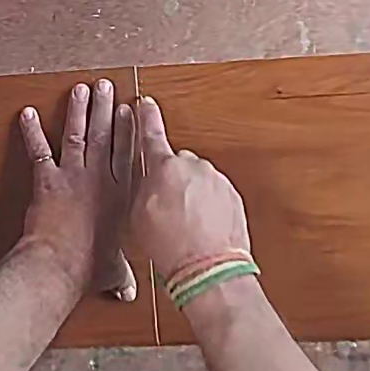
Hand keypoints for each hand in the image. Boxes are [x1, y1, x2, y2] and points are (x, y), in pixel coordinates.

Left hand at [17, 79, 138, 300]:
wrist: (61, 264)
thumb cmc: (90, 267)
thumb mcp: (112, 272)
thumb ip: (120, 275)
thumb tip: (126, 292)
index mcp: (121, 195)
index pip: (128, 154)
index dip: (129, 129)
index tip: (131, 108)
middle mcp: (99, 178)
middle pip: (104, 135)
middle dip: (105, 108)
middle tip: (105, 85)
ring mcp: (73, 175)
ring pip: (77, 135)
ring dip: (77, 110)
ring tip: (80, 89)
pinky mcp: (48, 179)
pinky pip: (38, 150)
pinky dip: (30, 131)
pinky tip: (26, 113)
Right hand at [130, 96, 251, 282]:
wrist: (208, 268)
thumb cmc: (168, 244)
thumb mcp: (137, 214)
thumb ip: (141, 186)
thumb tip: (147, 179)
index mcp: (163, 167)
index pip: (151, 134)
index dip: (147, 117)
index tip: (146, 103)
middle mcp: (192, 166)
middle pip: (177, 163)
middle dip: (171, 179)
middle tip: (165, 207)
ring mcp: (215, 180)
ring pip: (197, 179)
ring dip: (191, 194)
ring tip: (184, 223)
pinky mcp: (233, 195)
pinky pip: (214, 193)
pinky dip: (208, 205)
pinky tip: (200, 226)